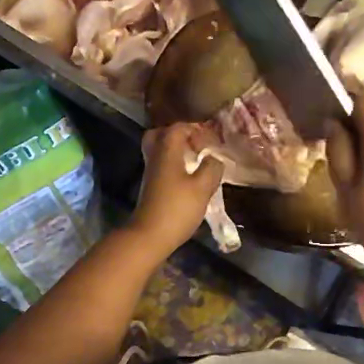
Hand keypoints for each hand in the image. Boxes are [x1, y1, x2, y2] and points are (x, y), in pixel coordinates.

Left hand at [126, 124, 226, 254]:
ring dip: (177, 151)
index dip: (196, 130)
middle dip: (180, 136)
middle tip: (196, 145)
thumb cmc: (177, 208)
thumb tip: (214, 158)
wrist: (149, 235)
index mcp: (167, 151)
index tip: (211, 142)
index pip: (178, 128)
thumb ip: (212, 168)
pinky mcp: (151, 187)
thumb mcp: (203, 188)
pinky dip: (174, 164)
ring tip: (196, 161)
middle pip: (161, 135)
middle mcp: (155, 157)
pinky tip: (189, 177)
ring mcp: (150, 172)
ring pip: (160, 151)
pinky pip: (161, 165)